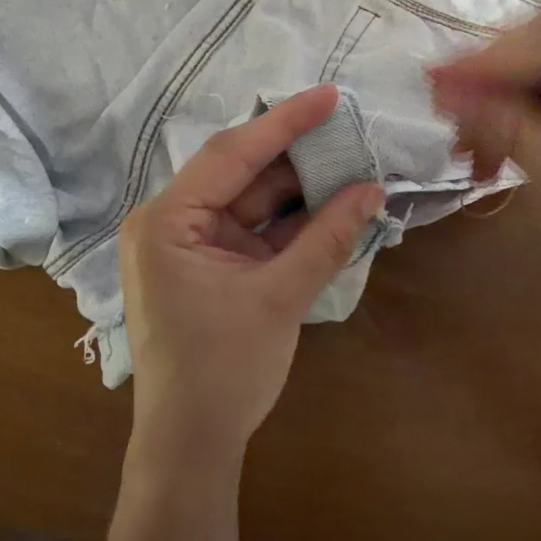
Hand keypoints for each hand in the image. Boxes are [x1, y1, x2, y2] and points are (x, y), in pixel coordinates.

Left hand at [118, 84, 384, 464]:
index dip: (284, 122)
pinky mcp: (211, 268)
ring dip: (300, 189)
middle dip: (297, 156)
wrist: (191, 444)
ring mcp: (191, 246)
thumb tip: (373, 189)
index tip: (330, 96)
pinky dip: (292, 222)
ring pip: (252, 202)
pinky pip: (255, 231)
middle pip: (241, 174)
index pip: (231, 154)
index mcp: (167, 221)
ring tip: (352, 161)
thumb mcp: (279, 297)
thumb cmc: (223, 370)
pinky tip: (333, 204)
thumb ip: (327, 239)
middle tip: (351, 130)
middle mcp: (171, 223)